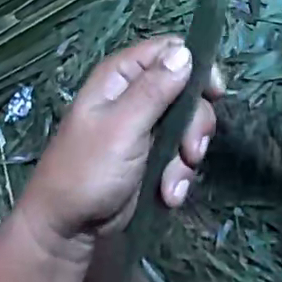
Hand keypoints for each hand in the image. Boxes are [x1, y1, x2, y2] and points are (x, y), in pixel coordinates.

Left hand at [17, 37, 221, 255]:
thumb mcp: (122, 127)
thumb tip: (185, 52)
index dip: (194, 66)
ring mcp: (145, 127)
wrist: (68, 230)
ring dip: (186, 156)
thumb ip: (154, 90)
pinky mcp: (152, 156)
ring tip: (171, 184)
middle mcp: (134, 95)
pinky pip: (180, 155)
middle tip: (191, 151)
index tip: (213, 92)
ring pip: (188, 125)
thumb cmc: (88, 170)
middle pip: (186, 89)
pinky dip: (179, 176)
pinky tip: (168, 196)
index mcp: (121, 76)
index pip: (168, 50)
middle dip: (195, 123)